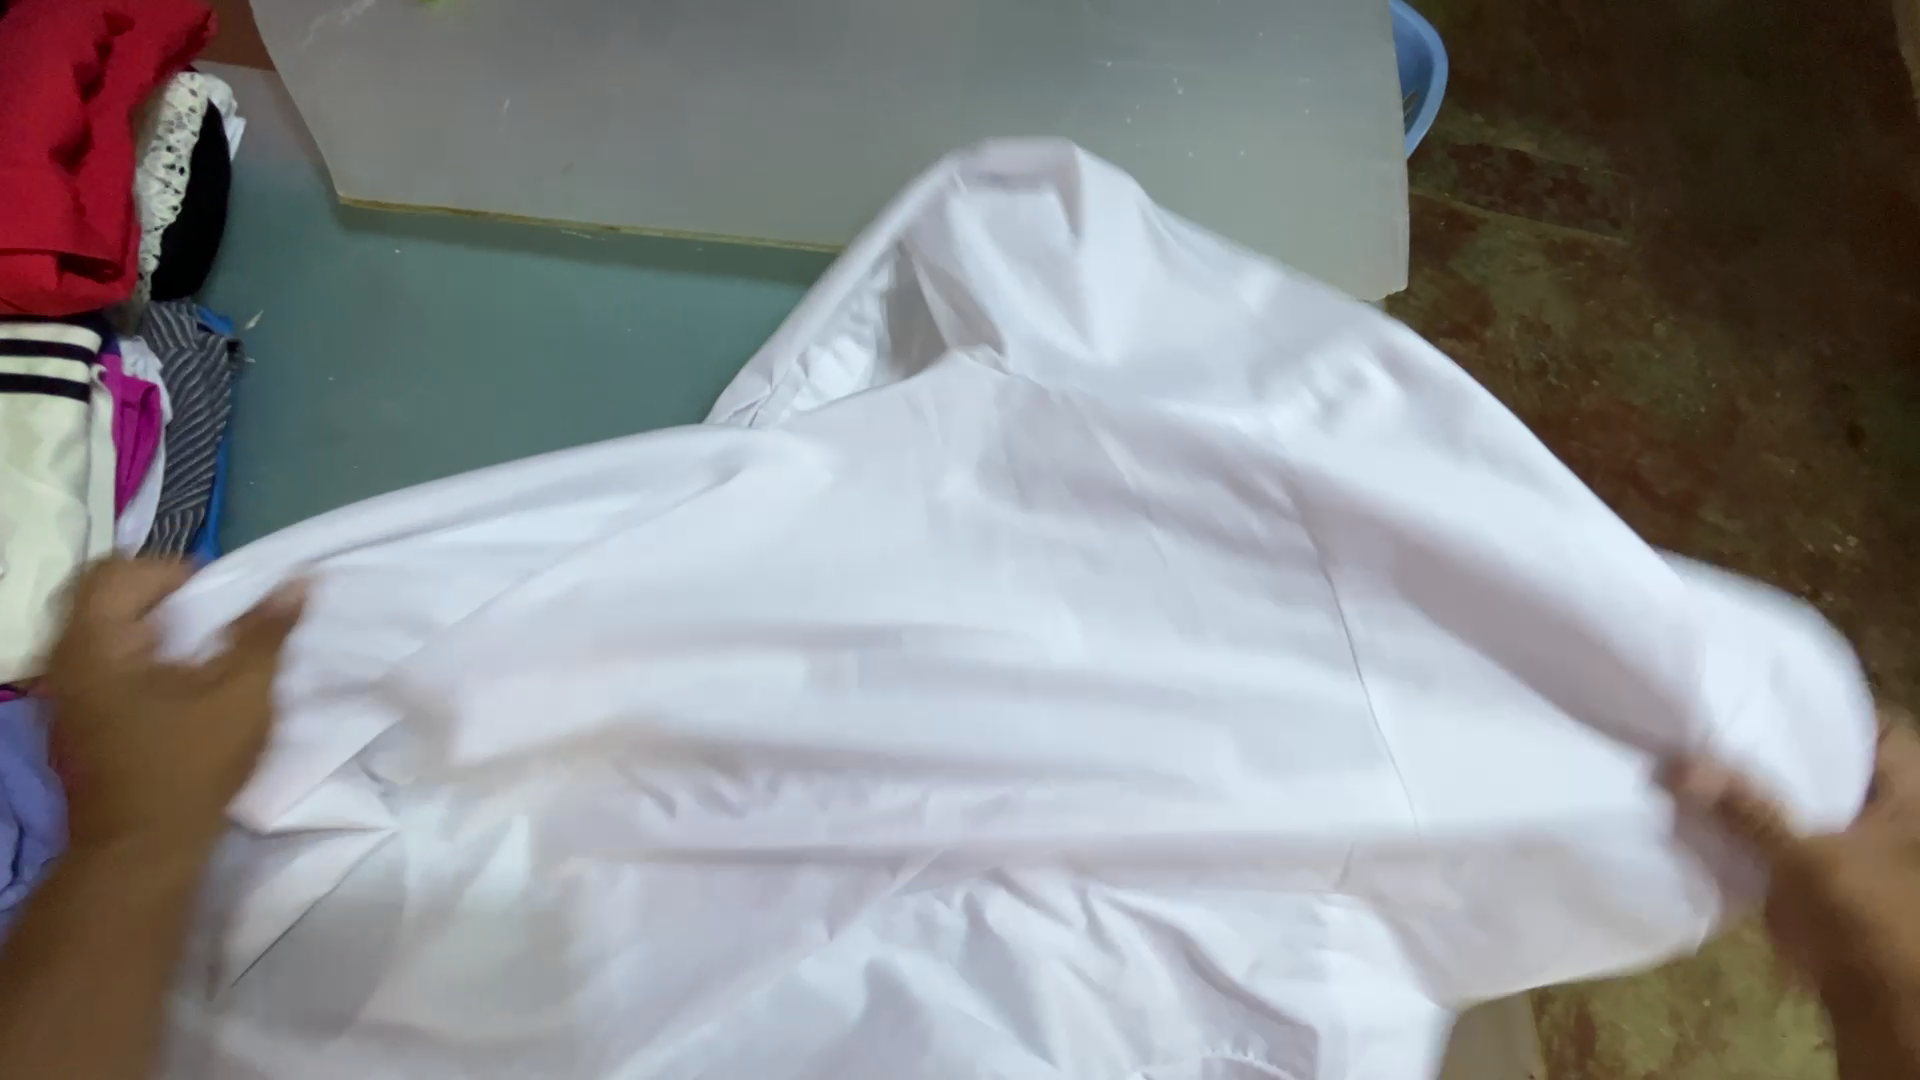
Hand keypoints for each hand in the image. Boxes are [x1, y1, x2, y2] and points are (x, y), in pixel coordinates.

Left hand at [41, 559, 305, 854]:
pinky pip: (116, 659)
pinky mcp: (84, 712)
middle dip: (179, 600)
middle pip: (114, 598)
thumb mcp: (244, 689)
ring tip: (217, 654)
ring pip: (116, 630)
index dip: (177, 572)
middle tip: (228, 624)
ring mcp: (69, 690)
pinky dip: (157, 655)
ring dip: (170, 629)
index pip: (118, 572)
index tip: (225, 601)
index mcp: (95, 647)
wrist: (143, 841)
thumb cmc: (193, 760)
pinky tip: (194, 684)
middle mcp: (67, 660)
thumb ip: (265, 631)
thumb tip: (297, 580)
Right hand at [1670, 714, 1919, 1072]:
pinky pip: (1762, 825)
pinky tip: (1686, 795)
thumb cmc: (1873, 919)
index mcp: (1906, 806)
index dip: (1827, 706)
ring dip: (1739, 776)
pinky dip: (1729, 811)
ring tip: (1685, 744)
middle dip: (1765, 739)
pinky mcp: (1808, 867)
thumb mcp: (1810, 859)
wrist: (1880, 1001)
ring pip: (1786, 792)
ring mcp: (1842, 842)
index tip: (1764, 684)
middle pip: (1821, 760)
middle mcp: (1878, 816)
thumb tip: (1675, 763)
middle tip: (1706, 710)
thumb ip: (1745, 808)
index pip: (1877, 735)